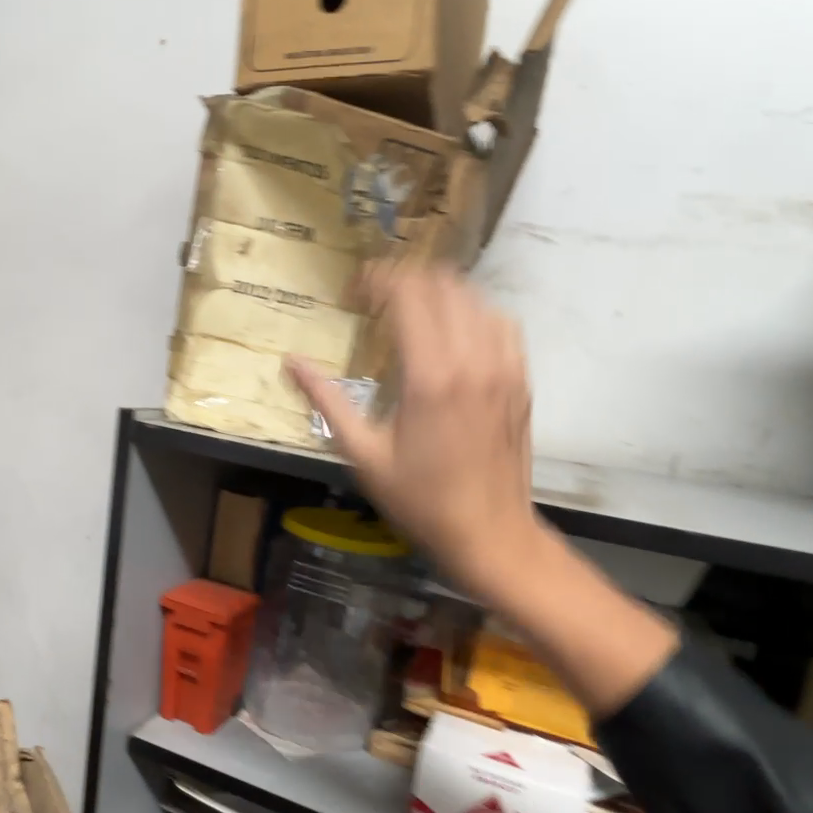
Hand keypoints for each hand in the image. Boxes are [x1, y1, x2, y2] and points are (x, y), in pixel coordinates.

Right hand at [288, 262, 540, 587]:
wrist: (489, 532)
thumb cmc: (420, 500)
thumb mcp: (364, 455)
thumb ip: (327, 402)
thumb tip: (291, 363)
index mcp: (429, 375)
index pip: (406, 293)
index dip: (375, 280)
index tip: (352, 291)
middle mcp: (472, 358)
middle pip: (441, 284)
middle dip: (403, 280)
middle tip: (375, 300)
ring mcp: (503, 366)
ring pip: (473, 297)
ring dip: (438, 293)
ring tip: (411, 311)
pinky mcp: (520, 379)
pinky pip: (500, 323)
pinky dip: (473, 313)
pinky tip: (454, 332)